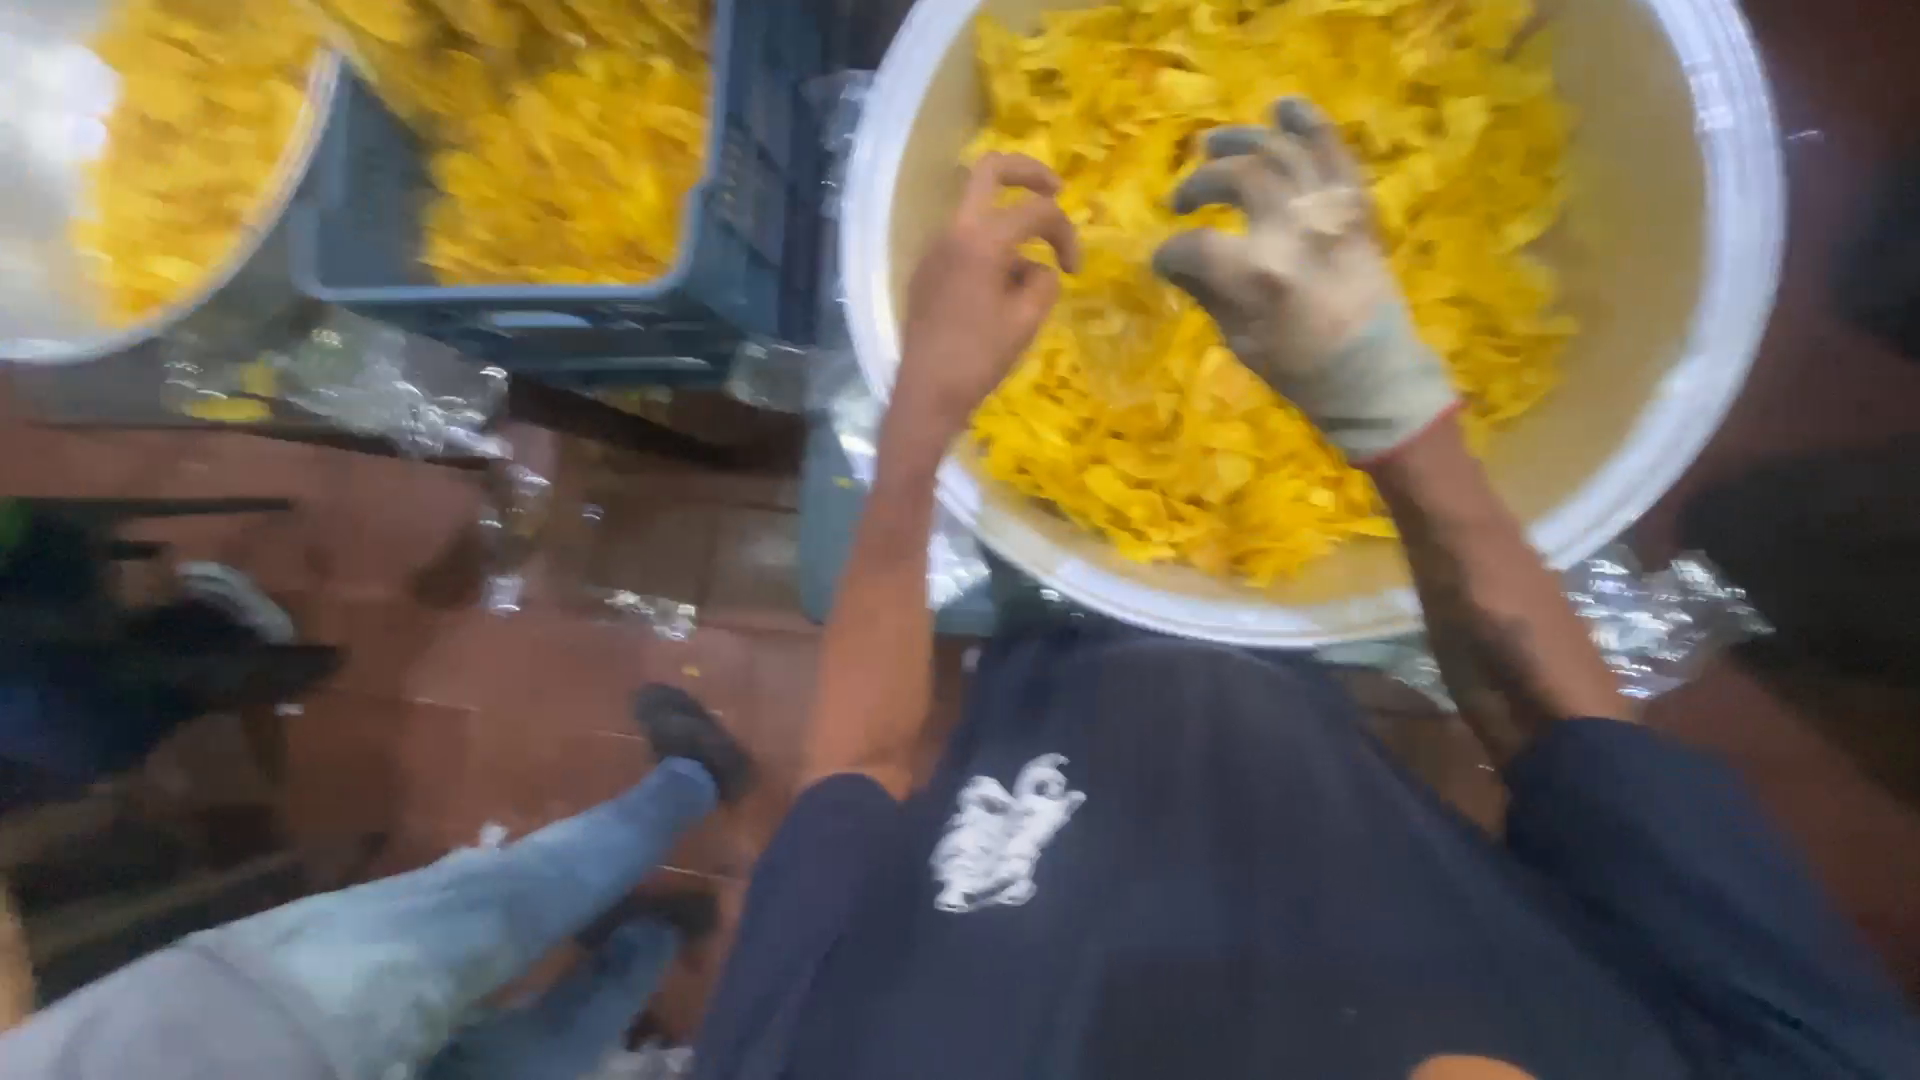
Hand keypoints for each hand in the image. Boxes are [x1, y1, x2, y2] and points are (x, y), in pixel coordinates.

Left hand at [892, 153, 1080, 445]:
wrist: (927, 393)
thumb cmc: (979, 358)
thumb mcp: (1027, 320)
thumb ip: (1044, 281)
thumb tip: (1039, 268)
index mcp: (981, 239)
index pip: (1037, 211)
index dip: (1067, 234)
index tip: (1074, 271)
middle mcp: (952, 232)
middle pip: (991, 170)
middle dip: (1029, 174)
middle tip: (1056, 191)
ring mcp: (933, 250)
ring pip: (977, 214)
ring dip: (1008, 229)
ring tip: (1024, 282)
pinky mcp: (925, 273)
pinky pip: (962, 246)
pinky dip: (987, 253)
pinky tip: (997, 296)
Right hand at [1153, 98, 1456, 463]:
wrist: (1370, 371)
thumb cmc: (1298, 368)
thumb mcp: (1239, 340)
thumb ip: (1206, 291)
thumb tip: (1176, 261)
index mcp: (1258, 275)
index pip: (1195, 246)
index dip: (1169, 252)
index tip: (1162, 260)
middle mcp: (1293, 229)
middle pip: (1237, 178)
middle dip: (1200, 184)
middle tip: (1182, 200)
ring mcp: (1330, 210)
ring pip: (1280, 151)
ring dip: (1241, 141)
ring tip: (1213, 145)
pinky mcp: (1355, 205)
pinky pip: (1332, 149)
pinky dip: (1307, 123)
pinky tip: (1281, 108)